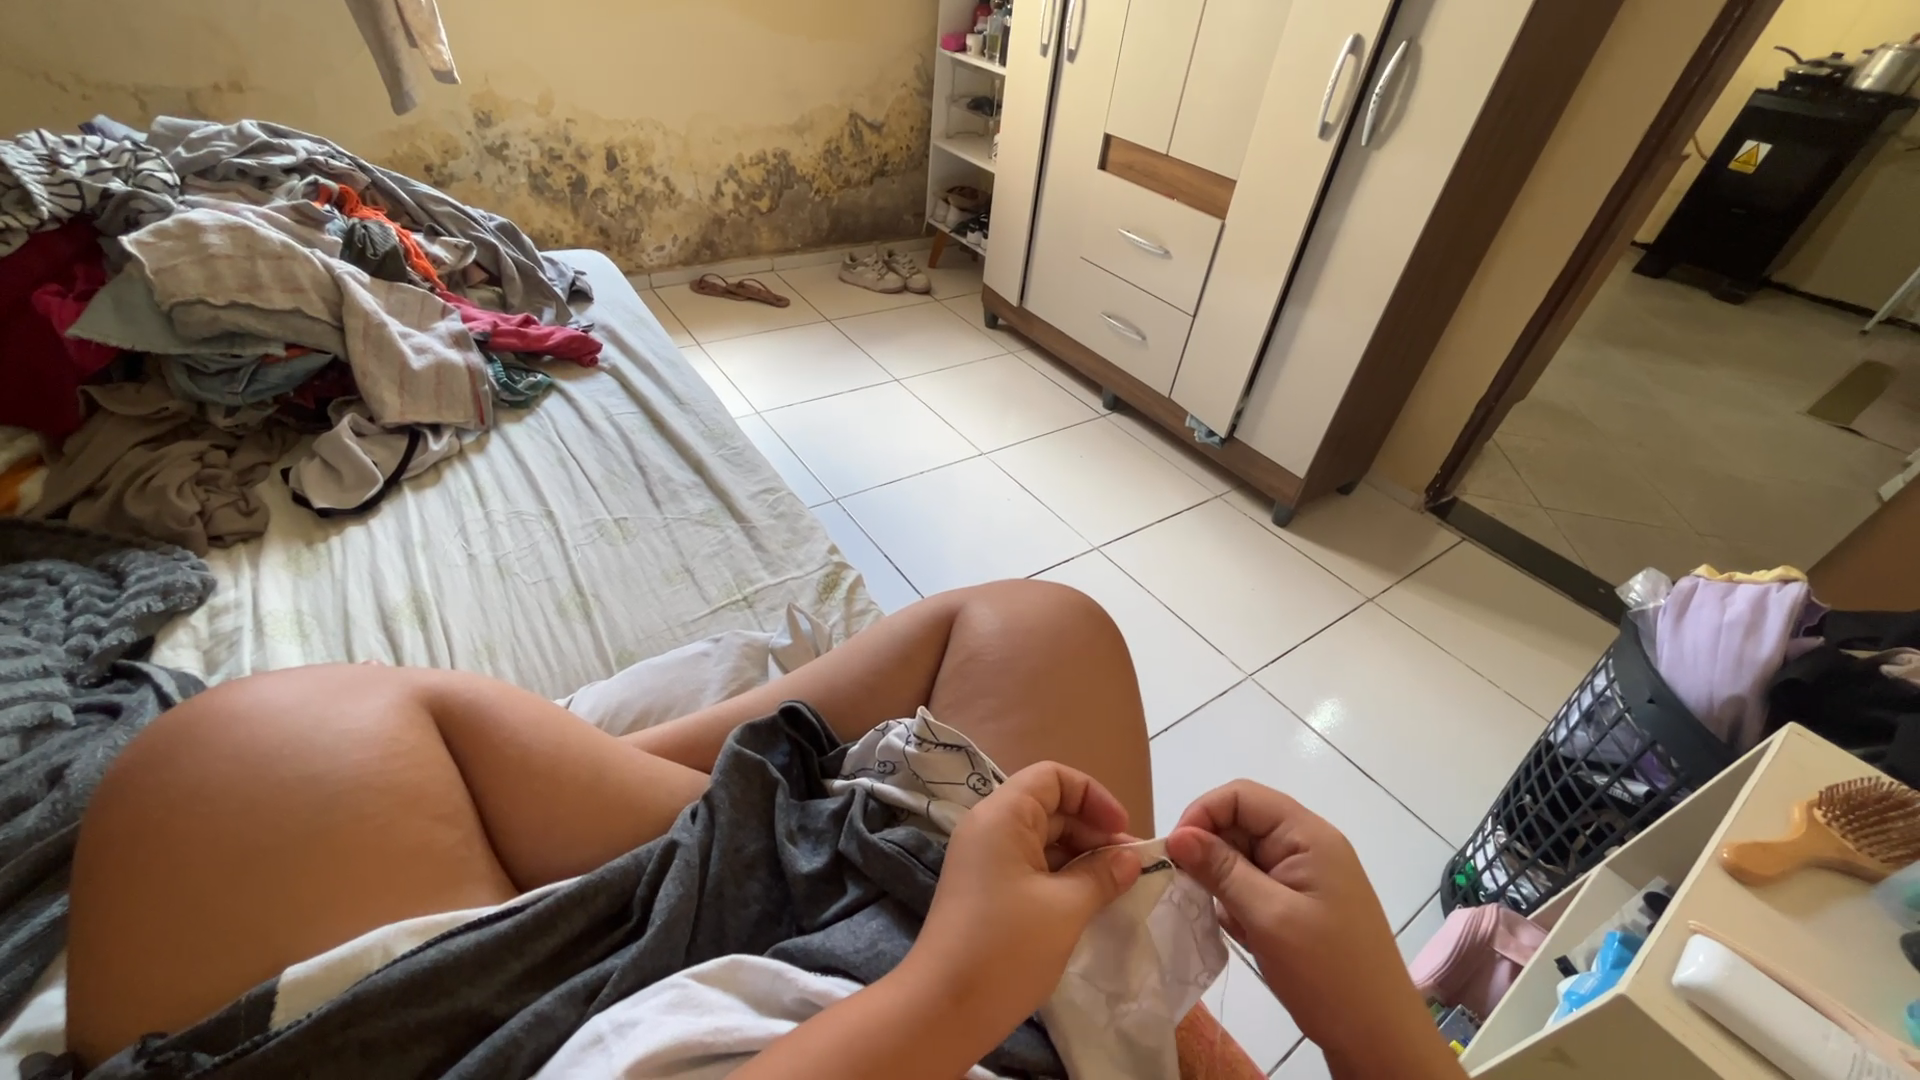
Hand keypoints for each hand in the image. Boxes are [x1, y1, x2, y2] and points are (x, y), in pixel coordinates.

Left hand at [904, 762, 1142, 1035]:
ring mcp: (984, 858)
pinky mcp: (985, 887)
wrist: (943, 1008)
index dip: (1092, 796)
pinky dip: (1061, 874)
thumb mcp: (1065, 908)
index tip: (1122, 831)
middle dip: (1093, 830)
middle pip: (1049, 806)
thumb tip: (1131, 857)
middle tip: (1131, 867)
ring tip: (1117, 886)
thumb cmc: (1006, 948)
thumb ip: (1102, 875)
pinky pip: (1030, 864)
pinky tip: (1089, 901)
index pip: (1053, 777)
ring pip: (1042, 837)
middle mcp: (989, 826)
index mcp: (1002, 815)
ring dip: (1080, 855)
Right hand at [1166, 781, 1457, 1076]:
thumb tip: (1176, 836)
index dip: (1203, 813)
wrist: (1382, 1044)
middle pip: (1240, 822)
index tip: (1175, 852)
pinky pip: (1253, 883)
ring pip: (1242, 855)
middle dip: (1209, 850)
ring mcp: (1305, 876)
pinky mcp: (1300, 904)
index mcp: (1307, 835)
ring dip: (1222, 880)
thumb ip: (1221, 870)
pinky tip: (1241, 932)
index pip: (1241, 796)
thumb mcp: (1268, 918)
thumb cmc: (1329, 975)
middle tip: (1189, 888)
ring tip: (1224, 918)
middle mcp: (1306, 845)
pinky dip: (1237, 901)